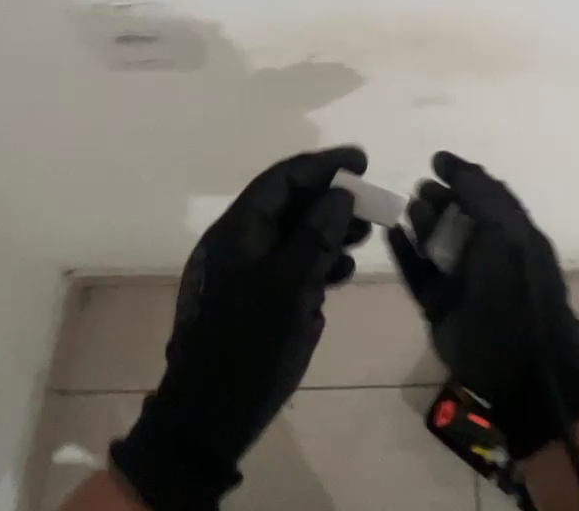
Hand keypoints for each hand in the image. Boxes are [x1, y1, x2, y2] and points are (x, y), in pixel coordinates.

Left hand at [111, 147, 370, 510]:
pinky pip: (290, 266)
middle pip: (289, 205)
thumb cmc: (248, 345)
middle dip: (330, 200)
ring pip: (292, 236)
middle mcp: (238, 244)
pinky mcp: (253, 300)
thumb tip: (339, 194)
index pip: (282, 180)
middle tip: (370, 203)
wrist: (208, 417)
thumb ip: (316, 235)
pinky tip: (343, 271)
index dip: (322, 166)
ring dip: (329, 231)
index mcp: (237, 231)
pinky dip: (317, 262)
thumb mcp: (290, 286)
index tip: (361, 162)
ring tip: (364, 236)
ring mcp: (244, 273)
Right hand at [388, 151, 578, 458]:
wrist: (518, 364)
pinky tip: (392, 234)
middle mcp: (486, 253)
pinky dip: (404, 253)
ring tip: (409, 211)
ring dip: (421, 223)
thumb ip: (480, 193)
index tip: (436, 161)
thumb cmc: (516, 288)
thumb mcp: (505, 231)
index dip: (462, 175)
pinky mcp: (439, 305)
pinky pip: (416, 273)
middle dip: (438, 199)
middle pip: (456, 216)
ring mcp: (461, 281)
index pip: (485, 194)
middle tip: (421, 191)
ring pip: (434, 243)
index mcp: (511, 234)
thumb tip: (448, 163)